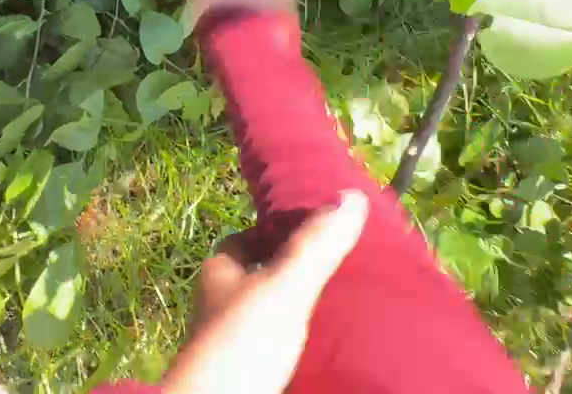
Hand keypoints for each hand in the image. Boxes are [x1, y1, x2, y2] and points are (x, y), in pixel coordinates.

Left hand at [161, 190, 369, 393]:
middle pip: (261, 276)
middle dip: (294, 273)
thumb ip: (314, 246)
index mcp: (220, 269)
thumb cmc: (242, 340)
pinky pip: (275, 352)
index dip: (281, 231)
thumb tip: (352, 197)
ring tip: (342, 313)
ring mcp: (231, 341)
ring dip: (297, 315)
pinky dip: (297, 350)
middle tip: (341, 272)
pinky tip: (326, 355)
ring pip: (269, 316)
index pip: (249, 237)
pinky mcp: (245, 374)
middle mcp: (220, 301)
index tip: (320, 230)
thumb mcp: (284, 285)